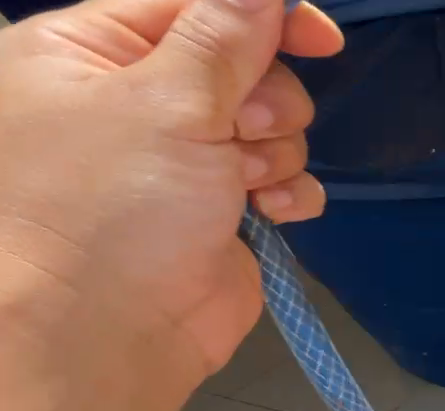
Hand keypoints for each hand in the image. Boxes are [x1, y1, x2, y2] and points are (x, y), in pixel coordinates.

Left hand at [0, 0, 340, 410]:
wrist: (115, 320)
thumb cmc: (111, 203)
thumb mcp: (164, 103)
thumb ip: (220, 40)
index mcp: (94, 49)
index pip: (195, 7)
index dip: (263, 17)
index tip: (324, 39)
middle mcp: (142, 97)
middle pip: (249, 70)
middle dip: (267, 104)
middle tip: (244, 132)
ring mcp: (189, 155)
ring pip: (277, 130)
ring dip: (277, 156)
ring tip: (244, 185)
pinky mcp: (230, 205)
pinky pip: (288, 181)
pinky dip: (289, 195)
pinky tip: (270, 214)